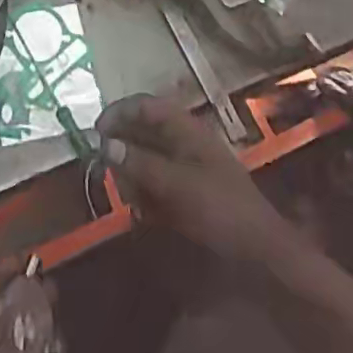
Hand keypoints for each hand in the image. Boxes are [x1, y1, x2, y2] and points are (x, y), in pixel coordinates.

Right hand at [97, 95, 299, 264]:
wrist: (258, 247)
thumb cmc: (220, 207)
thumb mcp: (177, 184)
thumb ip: (140, 163)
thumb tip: (104, 142)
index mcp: (185, 128)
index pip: (146, 105)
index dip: (119, 112)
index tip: (95, 133)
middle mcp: (183, 140)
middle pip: (141, 132)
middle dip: (124, 152)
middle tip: (114, 177)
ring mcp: (184, 165)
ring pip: (144, 160)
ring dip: (134, 178)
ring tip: (136, 201)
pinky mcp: (185, 190)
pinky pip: (154, 184)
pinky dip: (146, 196)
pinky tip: (148, 215)